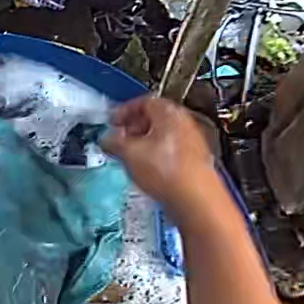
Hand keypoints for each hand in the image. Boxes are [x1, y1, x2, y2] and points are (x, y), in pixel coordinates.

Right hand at [102, 96, 217, 206]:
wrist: (197, 201)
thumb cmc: (168, 173)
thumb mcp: (128, 153)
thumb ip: (113, 141)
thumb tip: (106, 139)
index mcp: (169, 113)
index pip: (143, 102)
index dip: (124, 111)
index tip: (113, 122)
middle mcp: (184, 123)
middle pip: (154, 118)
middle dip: (133, 127)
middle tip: (119, 139)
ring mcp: (193, 142)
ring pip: (162, 135)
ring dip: (144, 142)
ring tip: (131, 156)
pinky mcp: (195, 160)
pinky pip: (171, 151)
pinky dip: (156, 155)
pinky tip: (148, 170)